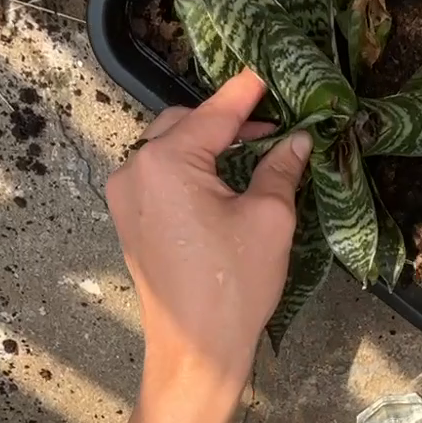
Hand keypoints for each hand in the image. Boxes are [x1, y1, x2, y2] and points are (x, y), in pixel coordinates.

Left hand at [105, 69, 312, 399]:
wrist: (196, 350)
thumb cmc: (234, 287)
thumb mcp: (269, 220)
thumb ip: (280, 169)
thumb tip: (297, 140)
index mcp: (167, 162)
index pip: (214, 113)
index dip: (246, 92)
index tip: (267, 72)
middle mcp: (134, 171)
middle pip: (182, 126)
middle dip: (223, 123)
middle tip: (267, 129)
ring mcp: (124, 199)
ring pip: (167, 152)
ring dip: (204, 147)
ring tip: (247, 156)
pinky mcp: (128, 223)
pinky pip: (158, 180)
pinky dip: (187, 173)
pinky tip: (218, 185)